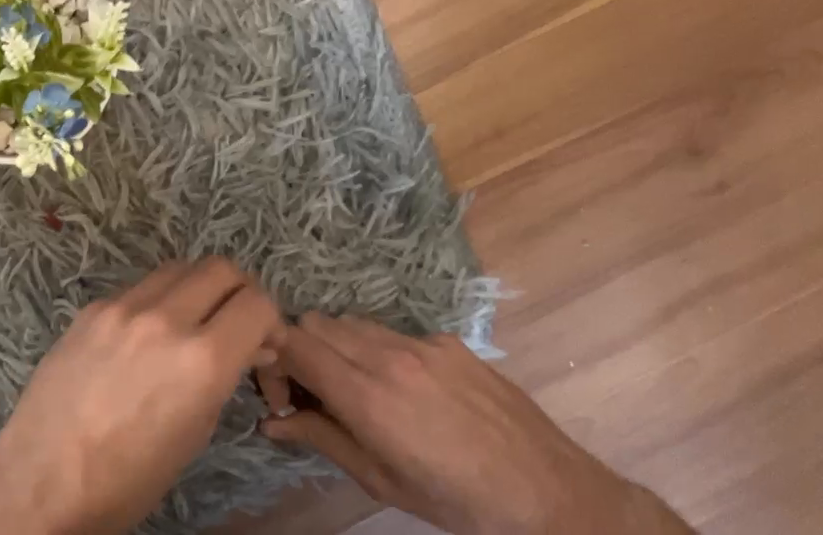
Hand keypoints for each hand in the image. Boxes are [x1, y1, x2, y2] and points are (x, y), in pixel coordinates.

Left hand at [0, 257, 283, 534]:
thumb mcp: (196, 433)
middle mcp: (164, 319)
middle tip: (237, 324)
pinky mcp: (92, 307)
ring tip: (195, 323)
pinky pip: (140, 286)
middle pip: (221, 269)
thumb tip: (251, 345)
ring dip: (199, 287)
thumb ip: (225, 377)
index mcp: (201, 359)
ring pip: (179, 268)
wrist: (45, 475)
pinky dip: (159, 299)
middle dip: (240, 292)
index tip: (264, 342)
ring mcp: (122, 307)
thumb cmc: (130, 476)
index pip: (257, 303)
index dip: (270, 320)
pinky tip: (149, 334)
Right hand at [256, 314, 692, 534]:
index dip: (271, 359)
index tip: (281, 395)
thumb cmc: (457, 502)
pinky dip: (380, 350)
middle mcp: (387, 354)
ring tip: (356, 389)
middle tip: (312, 393)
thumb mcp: (381, 481)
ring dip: (337, 346)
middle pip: (314, 322)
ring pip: (351, 321)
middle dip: (300, 350)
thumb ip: (321, 440)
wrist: (552, 495)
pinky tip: (406, 390)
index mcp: (366, 394)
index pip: (290, 340)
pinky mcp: (448, 340)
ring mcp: (421, 342)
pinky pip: (394, 332)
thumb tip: (273, 421)